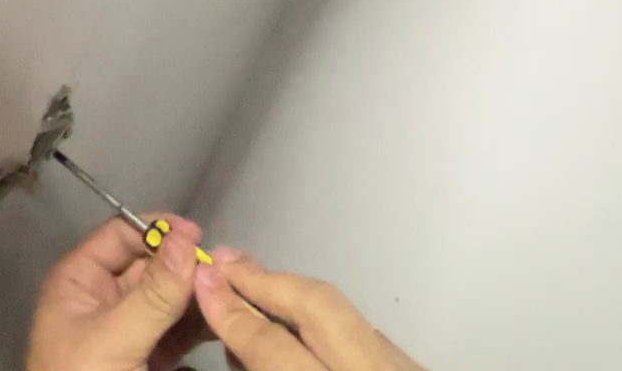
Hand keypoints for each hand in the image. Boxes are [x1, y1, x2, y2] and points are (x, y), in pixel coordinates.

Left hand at [27, 215, 211, 370]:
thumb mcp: (113, 340)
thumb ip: (152, 295)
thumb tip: (186, 241)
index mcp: (79, 281)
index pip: (120, 236)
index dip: (157, 231)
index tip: (200, 237)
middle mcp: (102, 298)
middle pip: (149, 267)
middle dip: (185, 267)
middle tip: (227, 272)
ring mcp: (127, 332)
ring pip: (168, 301)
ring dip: (198, 298)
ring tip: (233, 296)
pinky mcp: (148, 363)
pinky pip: (177, 334)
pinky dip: (200, 328)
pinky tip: (225, 325)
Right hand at [192, 249, 422, 369]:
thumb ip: (258, 369)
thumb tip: (234, 340)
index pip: (274, 347)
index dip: (231, 312)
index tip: (201, 280)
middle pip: (320, 306)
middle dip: (267, 279)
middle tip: (224, 261)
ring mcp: (408, 369)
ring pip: (349, 316)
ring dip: (296, 297)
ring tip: (255, 287)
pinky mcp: (421, 370)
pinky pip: (371, 338)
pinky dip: (331, 326)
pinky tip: (304, 331)